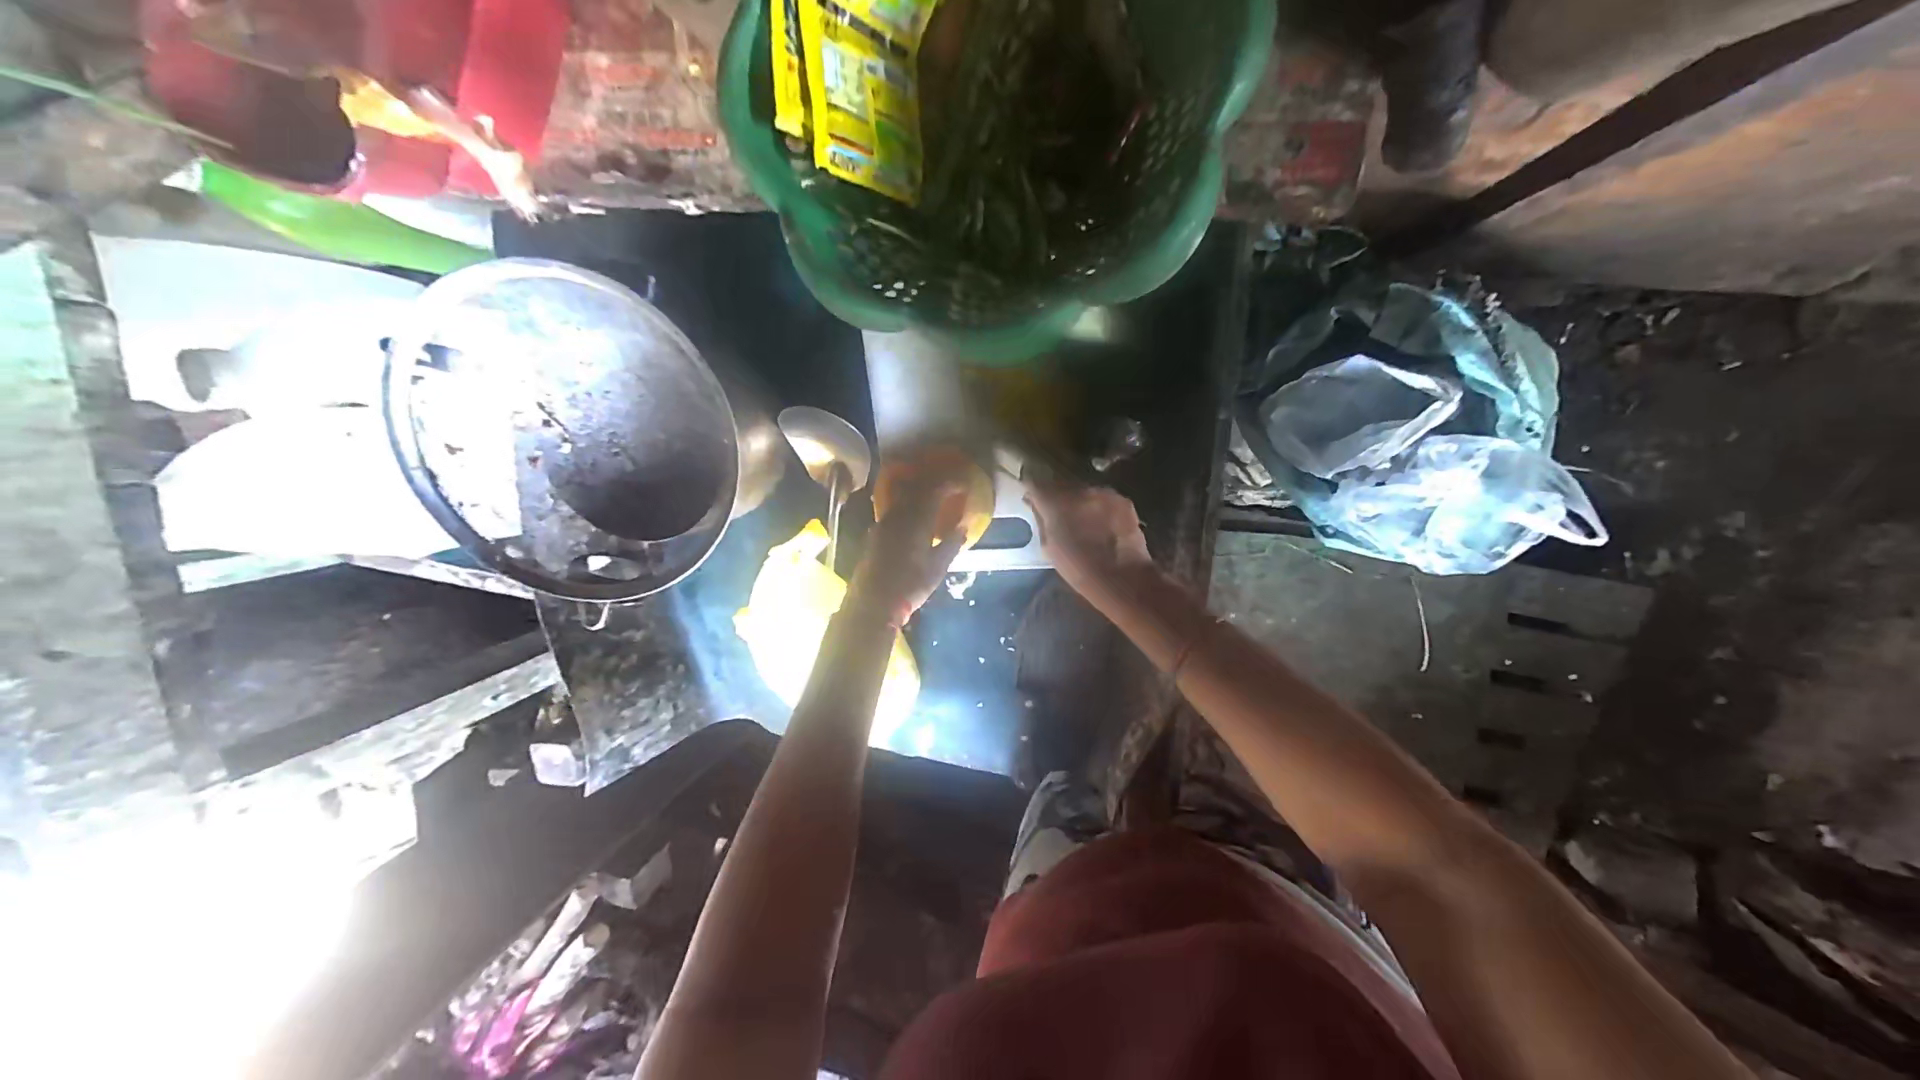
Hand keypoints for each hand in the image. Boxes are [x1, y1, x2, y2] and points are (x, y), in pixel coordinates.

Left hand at [846, 477, 965, 627]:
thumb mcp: (937, 568)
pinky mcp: (875, 532)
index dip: (950, 485)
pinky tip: (913, 516)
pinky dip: (907, 505)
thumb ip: (952, 543)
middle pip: (916, 489)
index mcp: (917, 521)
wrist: (873, 602)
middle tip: (949, 487)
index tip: (962, 486)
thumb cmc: (910, 586)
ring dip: (919, 493)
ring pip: (903, 498)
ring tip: (933, 499)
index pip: (935, 491)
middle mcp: (898, 515)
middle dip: (934, 484)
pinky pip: (894, 509)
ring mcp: (883, 523)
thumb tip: (964, 526)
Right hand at [1023, 474, 1154, 598]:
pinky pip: (1103, 497)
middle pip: (1061, 483)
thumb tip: (1033, 502)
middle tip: (1059, 513)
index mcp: (1055, 502)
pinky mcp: (1122, 499)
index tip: (1032, 496)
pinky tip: (1103, 524)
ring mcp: (1103, 492)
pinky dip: (1100, 506)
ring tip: (1083, 520)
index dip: (1032, 488)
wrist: (1122, 578)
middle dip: (1057, 495)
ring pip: (1083, 489)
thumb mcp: (1048, 546)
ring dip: (1080, 500)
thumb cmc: (1078, 568)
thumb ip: (1040, 519)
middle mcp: (1078, 490)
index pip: (1034, 481)